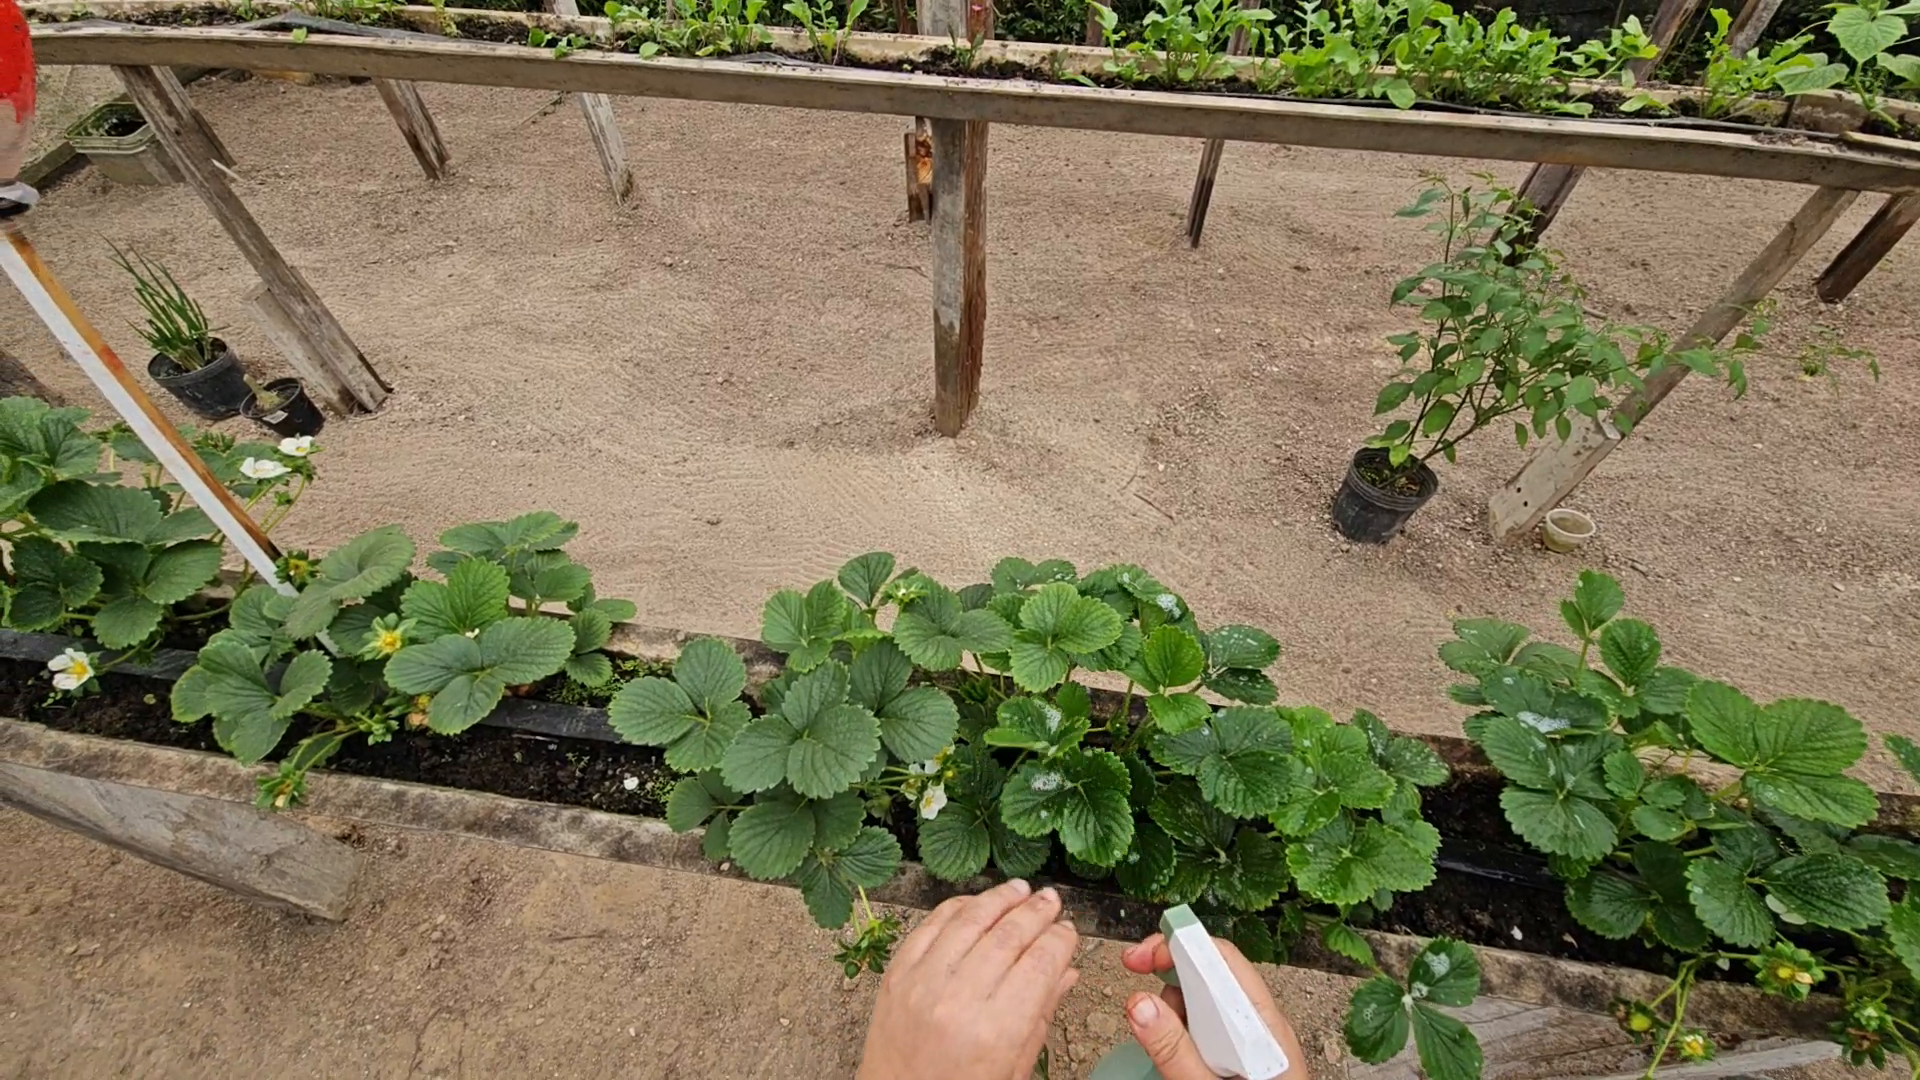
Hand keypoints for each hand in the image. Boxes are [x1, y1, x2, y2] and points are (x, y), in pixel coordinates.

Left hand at [856, 879, 1080, 1079]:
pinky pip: (932, 923)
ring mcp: (923, 982)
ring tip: (1020, 889)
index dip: (1059, 941)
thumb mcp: (1012, 1071)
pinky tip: (977, 901)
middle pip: (1007, 936)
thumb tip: (1068, 970)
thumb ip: (1041, 1016)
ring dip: (999, 898)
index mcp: (994, 1034)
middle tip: (1051, 899)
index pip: (1039, 966)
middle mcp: (957, 1001)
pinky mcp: (897, 972)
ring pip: (970, 920)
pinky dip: (958, 906)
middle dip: (1035, 912)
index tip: (1069, 929)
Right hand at [1119, 932, 1310, 1078]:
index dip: (1177, 945)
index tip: (1138, 957)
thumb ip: (1175, 1053)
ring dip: (1174, 1012)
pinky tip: (1178, 1059)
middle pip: (1209, 975)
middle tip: (1134, 980)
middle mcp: (1262, 1029)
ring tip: (1166, 1048)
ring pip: (1203, 1003)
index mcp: (1265, 1028)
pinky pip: (1206, 1031)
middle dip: (1167, 976)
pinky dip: (1184, 1034)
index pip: (1220, 959)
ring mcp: (1253, 1048)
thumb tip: (1139, 1002)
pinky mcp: (1243, 1065)